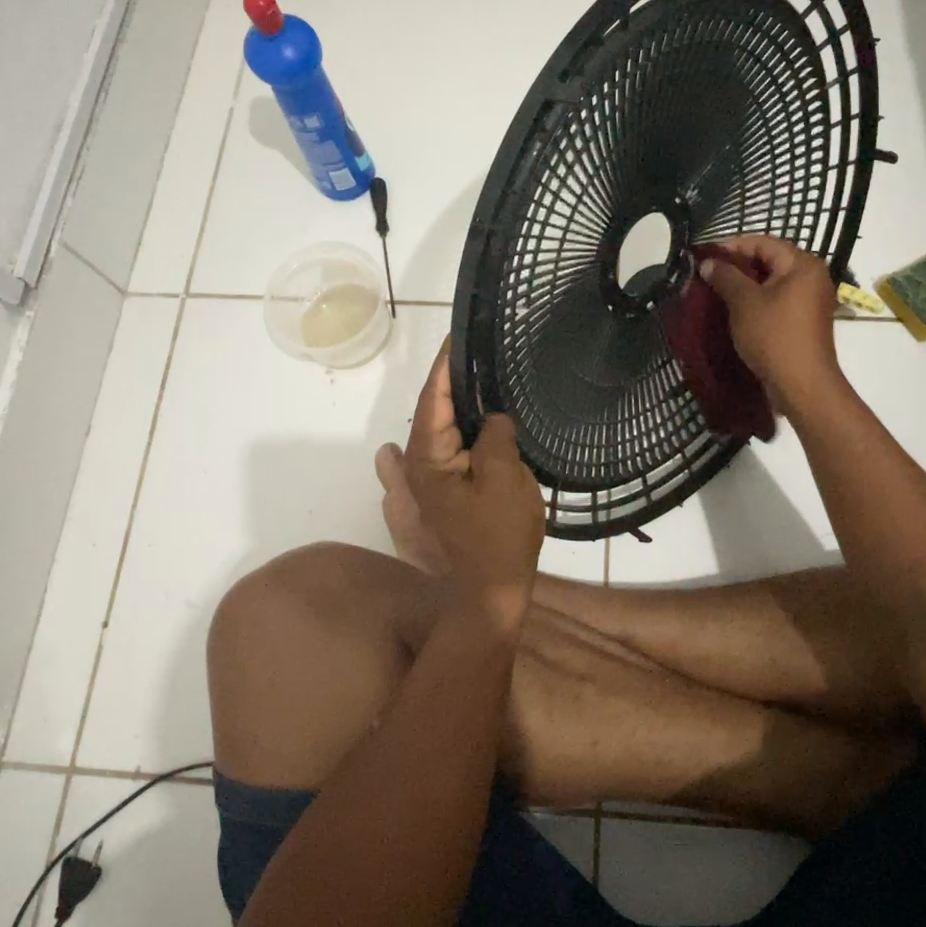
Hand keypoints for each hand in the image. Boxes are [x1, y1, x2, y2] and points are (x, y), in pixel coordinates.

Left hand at [404, 341, 545, 629]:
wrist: (492, 592)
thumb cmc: (498, 535)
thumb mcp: (504, 477)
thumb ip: (496, 435)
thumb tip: (494, 419)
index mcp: (427, 457)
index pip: (434, 397)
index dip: (446, 365)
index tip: (459, 334)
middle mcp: (421, 465)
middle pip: (434, 410)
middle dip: (454, 380)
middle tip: (482, 352)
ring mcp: (432, 482)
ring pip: (443, 430)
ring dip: (460, 405)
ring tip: (484, 379)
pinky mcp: (448, 493)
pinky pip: (452, 449)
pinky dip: (464, 430)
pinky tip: (480, 421)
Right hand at [699, 235, 842, 412]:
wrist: (802, 385)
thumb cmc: (774, 337)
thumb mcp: (744, 302)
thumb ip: (725, 276)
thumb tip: (708, 262)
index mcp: (802, 264)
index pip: (762, 242)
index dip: (731, 246)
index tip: (704, 257)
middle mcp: (812, 276)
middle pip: (769, 260)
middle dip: (737, 266)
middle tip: (708, 275)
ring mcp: (811, 300)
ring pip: (772, 282)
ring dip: (745, 285)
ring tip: (717, 292)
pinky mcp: (805, 320)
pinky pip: (778, 300)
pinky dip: (757, 301)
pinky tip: (735, 310)